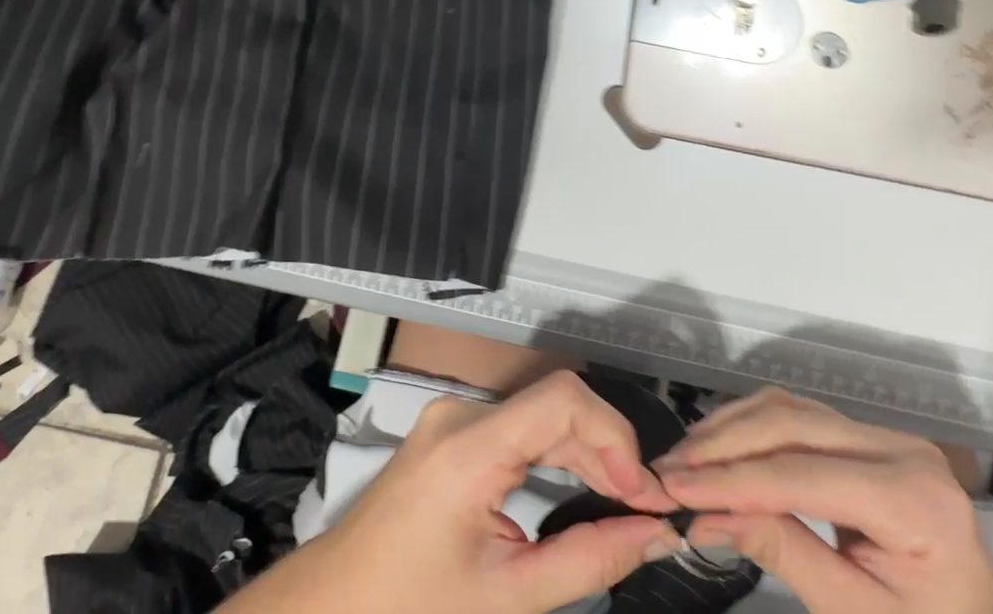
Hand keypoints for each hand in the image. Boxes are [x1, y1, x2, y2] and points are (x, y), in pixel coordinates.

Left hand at [219, 370, 685, 613]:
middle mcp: (460, 417)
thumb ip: (590, 560)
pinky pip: (520, 427)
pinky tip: (585, 488)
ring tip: (624, 502)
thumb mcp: (510, 595)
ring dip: (588, 453)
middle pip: (557, 406)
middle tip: (647, 508)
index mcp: (468, 448)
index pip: (563, 399)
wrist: (339, 600)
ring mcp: (453, 421)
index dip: (615, 435)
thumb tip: (654, 533)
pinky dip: (559, 454)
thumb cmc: (409, 602)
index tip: (643, 492)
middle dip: (610, 451)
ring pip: (542, 414)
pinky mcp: (453, 434)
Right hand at [655, 389, 992, 613]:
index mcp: (913, 500)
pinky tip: (717, 452)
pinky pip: (799, 419)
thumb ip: (782, 555)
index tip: (671, 489)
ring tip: (682, 462)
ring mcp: (888, 438)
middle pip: (789, 425)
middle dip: (719, 446)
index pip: (799, 474)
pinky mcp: (870, 440)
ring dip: (728, 431)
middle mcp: (903, 450)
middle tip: (666, 473)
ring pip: (788, 410)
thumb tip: (701, 518)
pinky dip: (749, 431)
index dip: (728, 480)